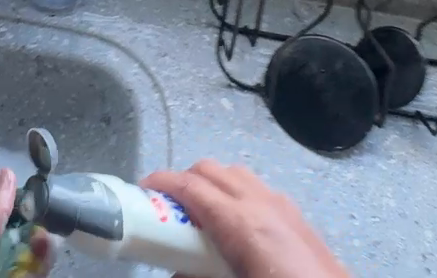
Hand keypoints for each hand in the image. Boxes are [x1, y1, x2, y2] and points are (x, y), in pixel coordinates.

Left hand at [0, 168, 49, 277]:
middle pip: (4, 238)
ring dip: (37, 248)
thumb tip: (7, 173)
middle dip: (25, 226)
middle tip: (42, 217)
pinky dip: (41, 265)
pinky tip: (48, 254)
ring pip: (20, 260)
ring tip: (47, 240)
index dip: (2, 202)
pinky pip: (30, 274)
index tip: (28, 190)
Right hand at [141, 161, 349, 277]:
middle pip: (209, 170)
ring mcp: (282, 205)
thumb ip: (196, 275)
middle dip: (182, 183)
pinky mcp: (297, 216)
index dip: (160, 185)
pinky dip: (235, 194)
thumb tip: (174, 272)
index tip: (140, 192)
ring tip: (199, 218)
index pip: (190, 187)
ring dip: (210, 185)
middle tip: (166, 213)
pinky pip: (256, 188)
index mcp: (241, 224)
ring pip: (234, 173)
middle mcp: (260, 203)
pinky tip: (235, 228)